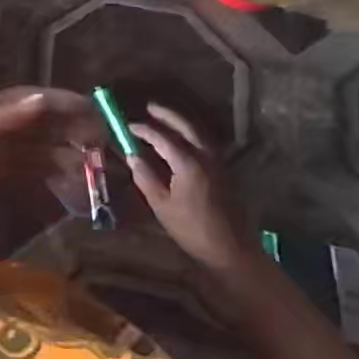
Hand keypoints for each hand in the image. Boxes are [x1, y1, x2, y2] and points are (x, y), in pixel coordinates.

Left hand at [0, 87, 102, 220]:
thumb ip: (9, 118)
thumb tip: (44, 98)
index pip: (33, 99)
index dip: (65, 103)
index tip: (97, 111)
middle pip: (41, 123)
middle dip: (73, 130)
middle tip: (105, 144)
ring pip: (39, 146)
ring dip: (67, 153)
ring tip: (96, 166)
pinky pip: (31, 167)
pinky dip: (52, 171)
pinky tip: (73, 181)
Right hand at [127, 105, 258, 272]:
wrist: (231, 250)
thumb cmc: (191, 228)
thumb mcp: (160, 204)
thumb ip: (145, 176)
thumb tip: (132, 155)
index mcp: (189, 165)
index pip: (163, 138)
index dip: (144, 130)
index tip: (127, 126)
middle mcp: (207, 159)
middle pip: (188, 128)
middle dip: (168, 116)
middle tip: (149, 108)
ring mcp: (219, 165)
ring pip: (200, 135)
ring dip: (181, 124)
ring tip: (163, 120)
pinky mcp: (224, 173)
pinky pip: (205, 146)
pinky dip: (190, 137)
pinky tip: (180, 141)